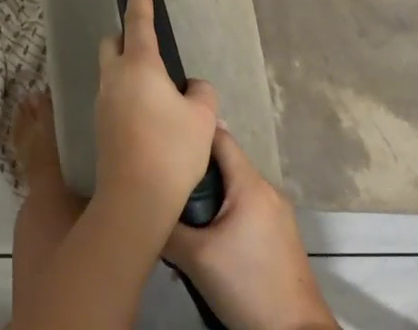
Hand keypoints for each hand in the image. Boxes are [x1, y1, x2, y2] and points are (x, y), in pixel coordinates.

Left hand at [93, 0, 220, 222]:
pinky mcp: (100, 122)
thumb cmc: (172, 150)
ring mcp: (102, 99)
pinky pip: (114, 97)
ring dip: (131, 74)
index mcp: (138, 64)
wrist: (136, 196)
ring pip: (113, 72)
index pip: (139, 18)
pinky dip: (130, 98)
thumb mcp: (203, 119)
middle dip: (130, 41)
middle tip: (157, 59)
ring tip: (163, 101)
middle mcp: (113, 75)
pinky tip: (152, 125)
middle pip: (115, 43)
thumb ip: (201, 94)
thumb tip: (191, 89)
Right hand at [165, 124, 336, 329]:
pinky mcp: (277, 234)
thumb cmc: (247, 286)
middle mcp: (267, 191)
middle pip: (221, 162)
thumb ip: (166, 225)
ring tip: (172, 206)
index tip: (159, 132)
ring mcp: (275, 213)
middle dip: (190, 168)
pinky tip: (198, 232)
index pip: (217, 136)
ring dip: (203, 194)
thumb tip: (140, 206)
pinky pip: (240, 207)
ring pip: (230, 187)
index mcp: (251, 186)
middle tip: (157, 173)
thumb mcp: (195, 256)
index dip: (188, 130)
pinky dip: (219, 211)